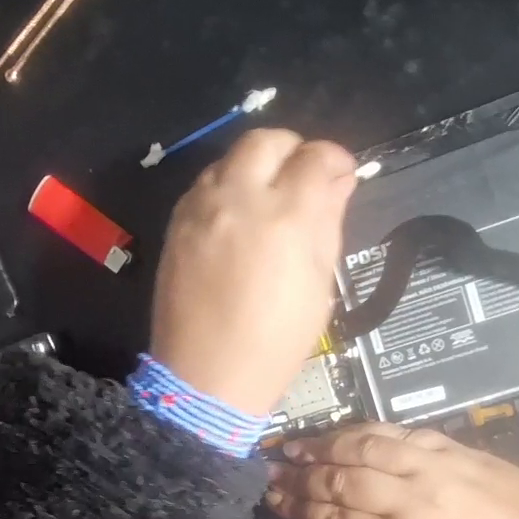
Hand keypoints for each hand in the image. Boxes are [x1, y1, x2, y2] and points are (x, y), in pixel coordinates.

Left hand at [150, 129, 359, 416]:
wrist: (207, 378)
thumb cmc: (275, 343)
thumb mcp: (319, 287)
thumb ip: (329, 225)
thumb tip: (338, 184)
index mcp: (287, 217)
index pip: (316, 158)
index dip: (336, 159)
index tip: (342, 174)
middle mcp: (240, 199)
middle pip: (266, 141)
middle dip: (293, 150)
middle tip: (305, 177)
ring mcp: (201, 209)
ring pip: (230, 157)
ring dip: (256, 166)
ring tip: (269, 198)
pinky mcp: (176, 224)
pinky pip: (204, 184)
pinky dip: (226, 186)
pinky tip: (237, 216)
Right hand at [265, 423, 518, 518]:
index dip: (298, 509)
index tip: (271, 501)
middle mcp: (411, 497)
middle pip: (342, 478)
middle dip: (301, 474)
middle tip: (270, 471)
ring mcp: (433, 466)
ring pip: (365, 446)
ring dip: (326, 443)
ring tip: (296, 445)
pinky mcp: (454, 447)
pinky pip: (400, 431)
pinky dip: (366, 430)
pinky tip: (347, 433)